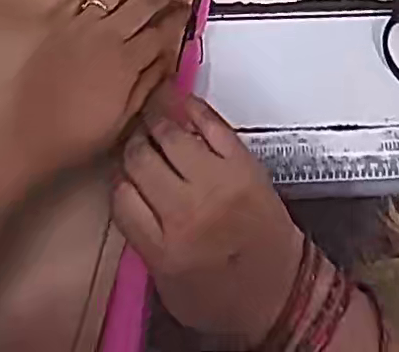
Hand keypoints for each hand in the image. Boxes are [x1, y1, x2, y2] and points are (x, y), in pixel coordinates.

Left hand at [3, 0, 186, 181]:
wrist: (28, 134)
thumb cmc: (78, 135)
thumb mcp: (123, 119)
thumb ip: (148, 83)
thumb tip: (168, 57)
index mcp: (127, 61)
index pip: (162, 30)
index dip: (179, 18)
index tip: (188, 12)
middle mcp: (107, 35)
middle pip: (145, 1)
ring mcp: (82, 24)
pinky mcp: (59, 21)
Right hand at [111, 93, 305, 345]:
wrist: (281, 291)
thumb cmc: (223, 295)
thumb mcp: (167, 286)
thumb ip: (142, 237)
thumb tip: (125, 186)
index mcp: (165, 249)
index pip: (122, 195)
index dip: (118, 178)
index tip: (122, 172)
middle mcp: (188, 213)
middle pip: (141, 159)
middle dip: (133, 145)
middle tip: (134, 140)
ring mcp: (218, 183)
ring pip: (170, 134)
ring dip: (156, 121)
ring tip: (152, 116)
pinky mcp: (243, 163)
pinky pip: (211, 123)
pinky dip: (193, 108)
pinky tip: (181, 103)